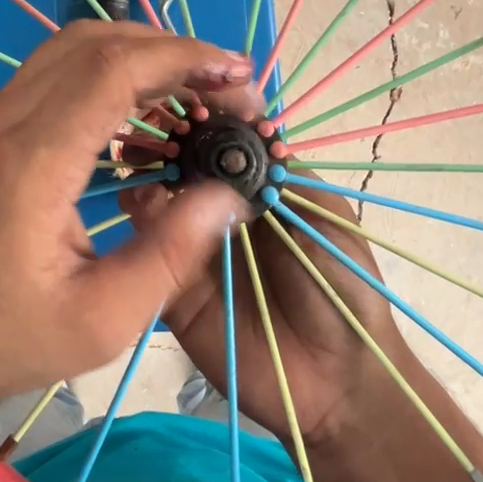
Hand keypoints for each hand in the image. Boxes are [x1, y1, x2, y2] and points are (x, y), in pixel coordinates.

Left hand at [0, 20, 255, 414]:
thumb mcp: (98, 322)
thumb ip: (170, 253)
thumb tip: (228, 193)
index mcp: (34, 162)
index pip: (114, 69)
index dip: (183, 58)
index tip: (238, 75)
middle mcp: (10, 120)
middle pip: (97, 42)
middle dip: (172, 49)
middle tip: (227, 86)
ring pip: (73, 46)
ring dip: (139, 53)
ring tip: (193, 90)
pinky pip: (55, 70)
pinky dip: (107, 69)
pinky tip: (139, 108)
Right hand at [128, 121, 482, 481]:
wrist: (338, 380)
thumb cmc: (343, 287)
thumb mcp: (323, 216)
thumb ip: (281, 173)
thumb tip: (241, 122)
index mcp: (256, 190)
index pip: (221, 143)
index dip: (202, 119)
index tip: (185, 101)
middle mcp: (219, 211)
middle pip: (181, 164)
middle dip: (163, 138)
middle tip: (150, 125)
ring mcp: (193, 248)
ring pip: (157, 200)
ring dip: (146, 171)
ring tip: (141, 155)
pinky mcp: (172, 287)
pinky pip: (148, 248)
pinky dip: (139, 218)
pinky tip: (143, 200)